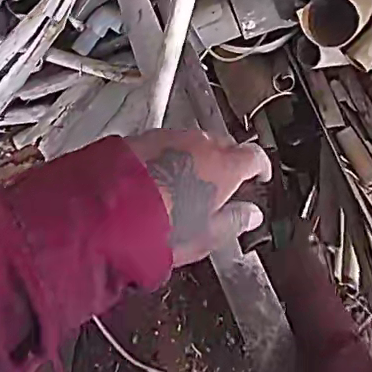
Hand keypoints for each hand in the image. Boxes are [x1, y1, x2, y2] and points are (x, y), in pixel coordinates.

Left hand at [123, 129, 271, 265]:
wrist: (112, 209)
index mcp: (224, 166)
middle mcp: (200, 144)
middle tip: (223, 181)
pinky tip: (162, 173)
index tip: (259, 175)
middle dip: (227, 159)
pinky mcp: (144, 136)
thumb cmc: (163, 226)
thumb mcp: (207, 235)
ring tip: (189, 180)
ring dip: (196, 156)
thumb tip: (250, 215)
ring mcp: (171, 137)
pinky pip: (166, 142)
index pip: (254, 156)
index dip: (259, 166)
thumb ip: (234, 221)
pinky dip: (170, 154)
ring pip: (193, 141)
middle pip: (223, 144)